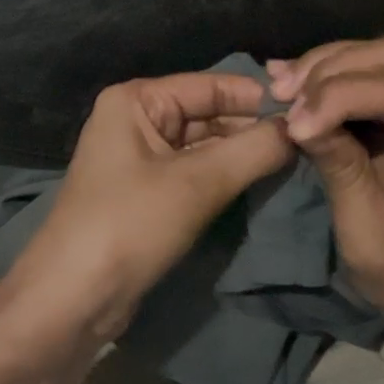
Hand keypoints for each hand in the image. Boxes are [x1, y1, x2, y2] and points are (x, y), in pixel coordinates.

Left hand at [8, 72, 295, 341]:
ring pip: (204, 145)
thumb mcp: (197, 184)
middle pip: (207, 113)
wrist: (74, 298)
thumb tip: (300, 127)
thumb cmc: (130, 224)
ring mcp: (139, 158)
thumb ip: (252, 150)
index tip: (309, 110)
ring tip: (295, 160)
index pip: (208, 85)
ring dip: (242, 154)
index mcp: (136, 100)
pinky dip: (225, 177)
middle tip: (309, 140)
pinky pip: (194, 173)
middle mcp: (135, 120)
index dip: (257, 97)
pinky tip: (261, 183)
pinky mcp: (146, 194)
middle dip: (252, 127)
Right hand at [269, 37, 383, 357]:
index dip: (343, 95)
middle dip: (338, 66)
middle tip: (288, 93)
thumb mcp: (365, 238)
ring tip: (287, 85)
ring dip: (336, 63)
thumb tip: (298, 117)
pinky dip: (340, 71)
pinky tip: (300, 82)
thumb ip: (341, 171)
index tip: (294, 120)